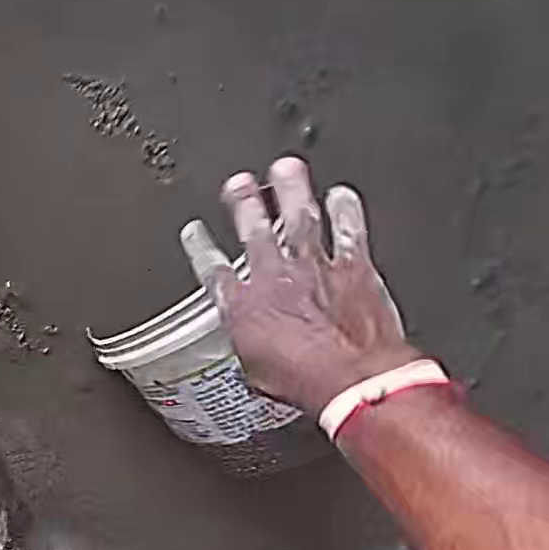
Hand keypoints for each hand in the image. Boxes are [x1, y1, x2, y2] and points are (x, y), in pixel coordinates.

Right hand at [179, 155, 421, 413]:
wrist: (350, 377)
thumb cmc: (301, 380)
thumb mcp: (256, 373)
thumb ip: (251, 349)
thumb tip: (253, 353)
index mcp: (242, 306)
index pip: (213, 268)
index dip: (200, 247)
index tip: (194, 231)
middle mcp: (274, 278)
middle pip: (254, 230)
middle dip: (244, 203)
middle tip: (238, 183)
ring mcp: (314, 267)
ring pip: (299, 217)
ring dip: (291, 190)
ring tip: (284, 168)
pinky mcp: (354, 267)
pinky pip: (349, 230)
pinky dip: (346, 210)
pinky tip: (342, 194)